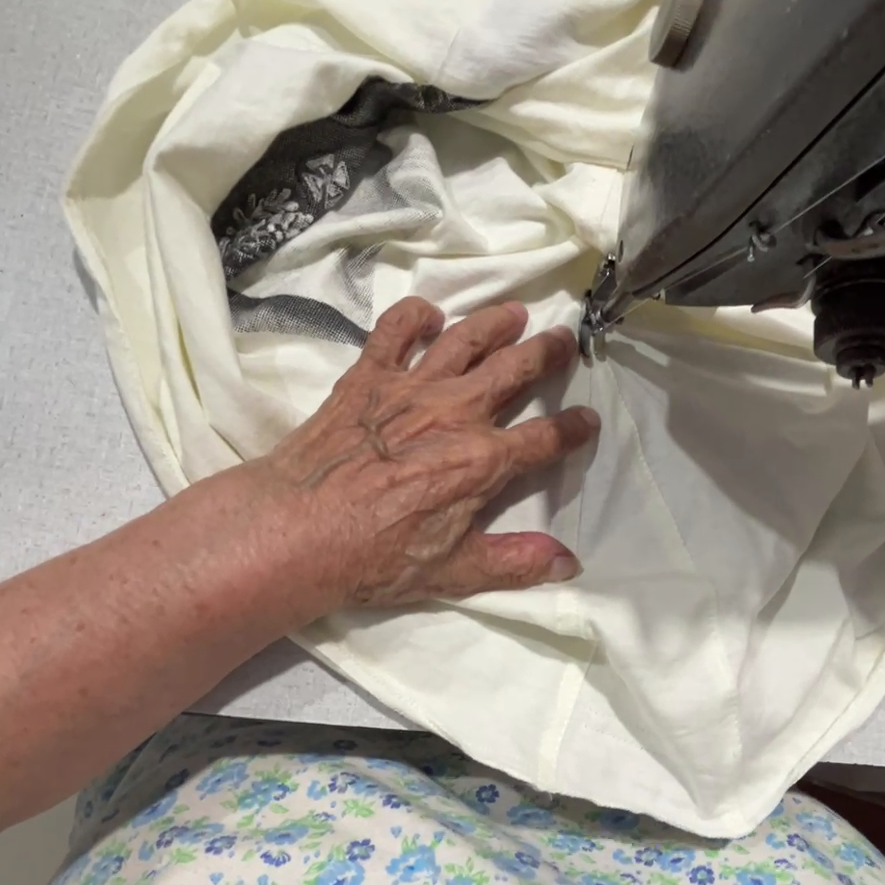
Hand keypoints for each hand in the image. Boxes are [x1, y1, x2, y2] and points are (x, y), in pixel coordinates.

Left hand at [258, 297, 598, 608]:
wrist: (296, 529)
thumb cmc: (375, 557)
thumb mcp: (453, 572)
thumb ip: (514, 563)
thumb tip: (568, 562)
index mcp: (482, 461)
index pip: (545, 439)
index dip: (573, 429)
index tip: (588, 419)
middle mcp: (455, 413)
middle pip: (514, 371)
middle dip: (546, 354)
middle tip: (564, 339)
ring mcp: (410, 388)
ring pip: (465, 340)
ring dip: (495, 323)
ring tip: (516, 312)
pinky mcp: (367, 376)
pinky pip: (395, 331)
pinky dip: (414, 315)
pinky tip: (429, 314)